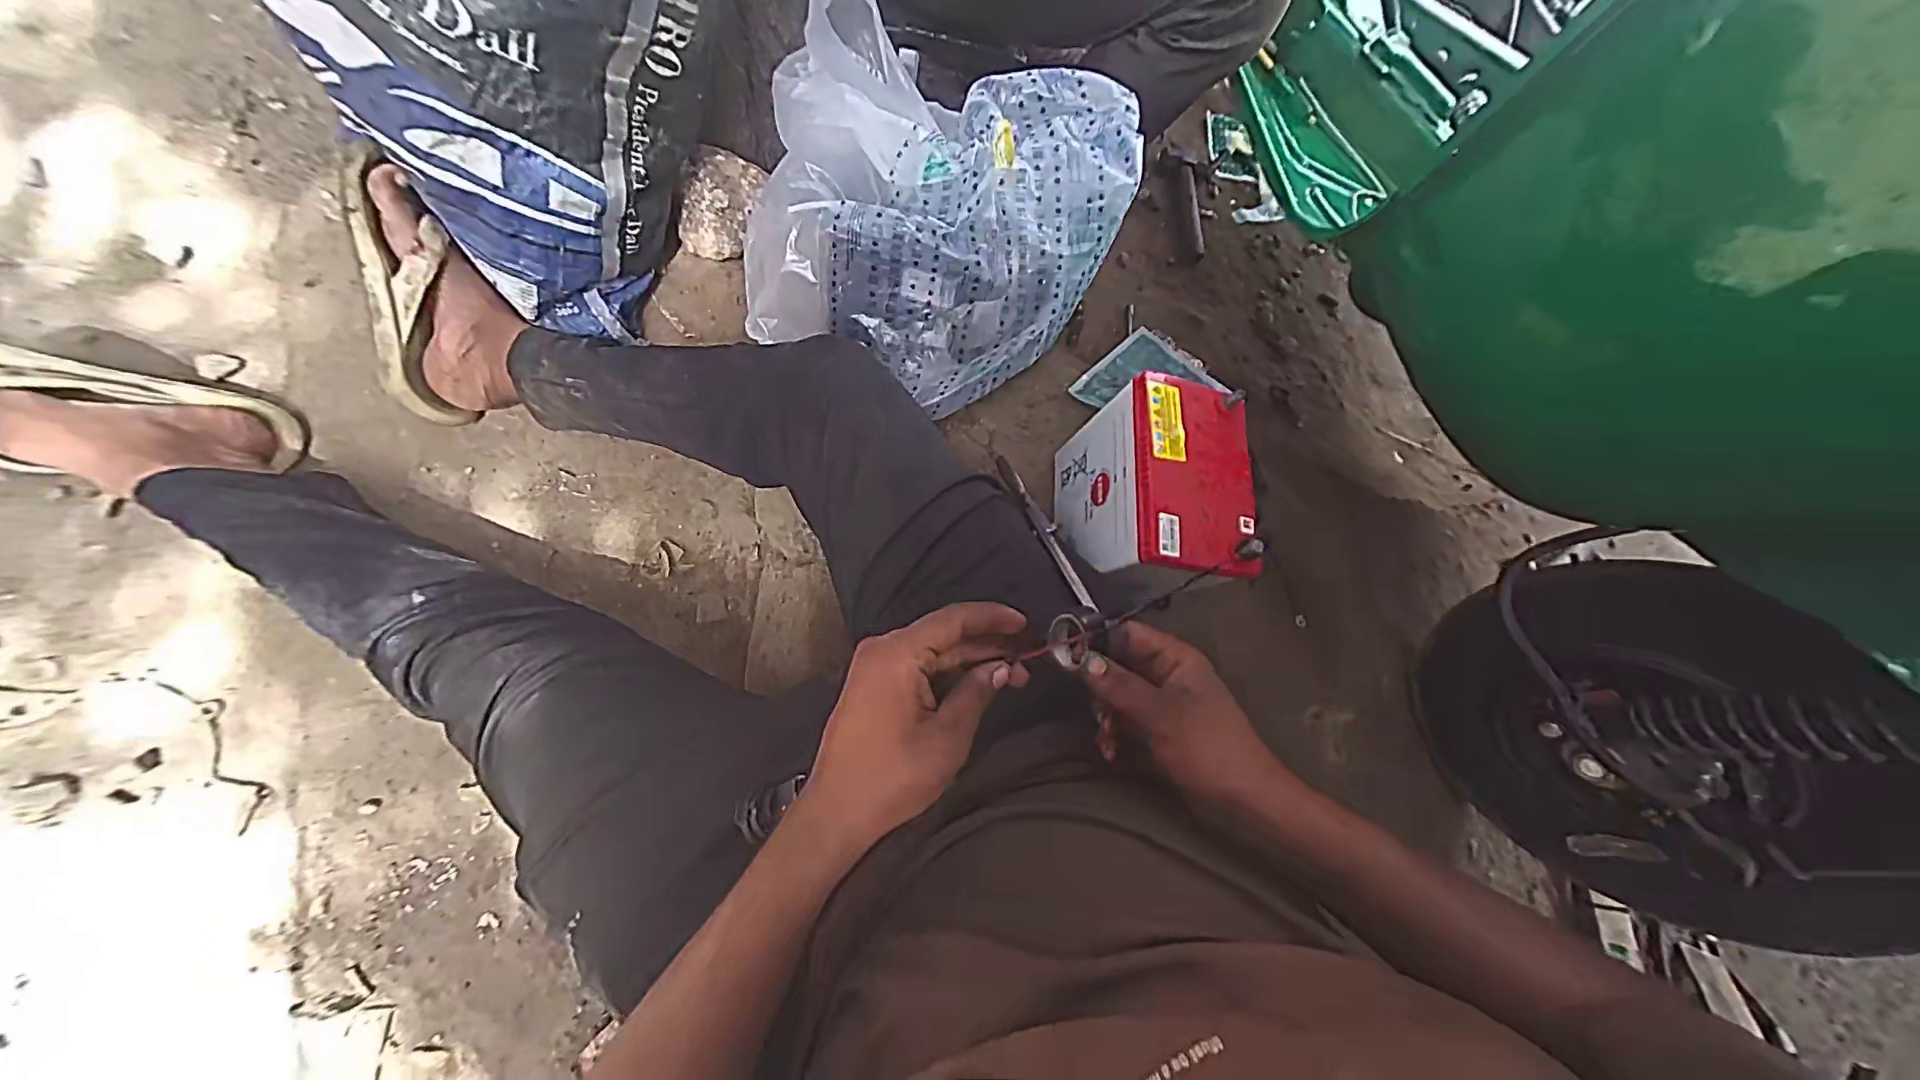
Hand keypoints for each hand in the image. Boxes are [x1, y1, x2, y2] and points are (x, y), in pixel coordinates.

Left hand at [800, 602, 1029, 842]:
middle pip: (944, 634)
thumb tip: (1000, 668)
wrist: (837, 811)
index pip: (953, 619)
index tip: (1023, 623)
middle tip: (1025, 657)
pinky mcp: (873, 684)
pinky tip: (976, 684)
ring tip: (1009, 674)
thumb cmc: (891, 778)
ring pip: (933, 651)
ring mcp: (874, 666)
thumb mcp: (947, 735)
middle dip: (987, 645)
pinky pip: (917, 666)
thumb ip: (976, 692)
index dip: (993, 617)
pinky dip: (948, 673)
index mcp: (897, 653)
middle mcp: (882, 650)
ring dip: (970, 660)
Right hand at [1082, 621, 1293, 806]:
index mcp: (1176, 658)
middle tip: (1096, 713)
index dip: (1098, 640)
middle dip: (1101, 688)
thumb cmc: (1205, 746)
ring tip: (1106, 741)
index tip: (1068, 656)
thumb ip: (1118, 685)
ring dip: (1107, 715)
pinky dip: (1117, 731)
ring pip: (1120, 693)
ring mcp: (1165, 699)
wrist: (1244, 795)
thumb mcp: (1157, 713)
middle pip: (1119, 664)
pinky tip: (1112, 751)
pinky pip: (1129, 717)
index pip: (1128, 633)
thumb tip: (1083, 661)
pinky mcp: (1161, 724)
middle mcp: (1169, 673)